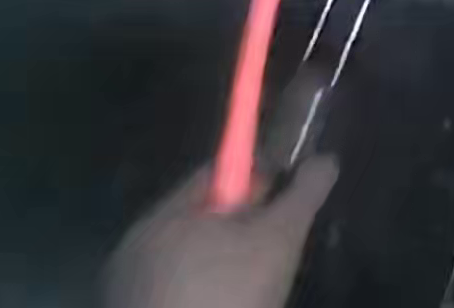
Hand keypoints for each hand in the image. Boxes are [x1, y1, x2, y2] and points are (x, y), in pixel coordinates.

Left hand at [103, 156, 337, 307]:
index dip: (259, 174)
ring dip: (228, 254)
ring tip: (255, 278)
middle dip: (245, 217)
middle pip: (205, 210)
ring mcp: (128, 292)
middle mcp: (136, 248)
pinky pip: (178, 284)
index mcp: (164, 218)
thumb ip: (307, 189)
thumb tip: (325, 160)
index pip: (219, 170)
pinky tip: (230, 303)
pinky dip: (206, 284)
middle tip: (275, 239)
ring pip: (194, 250)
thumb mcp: (282, 235)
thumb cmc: (230, 298)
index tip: (284, 196)